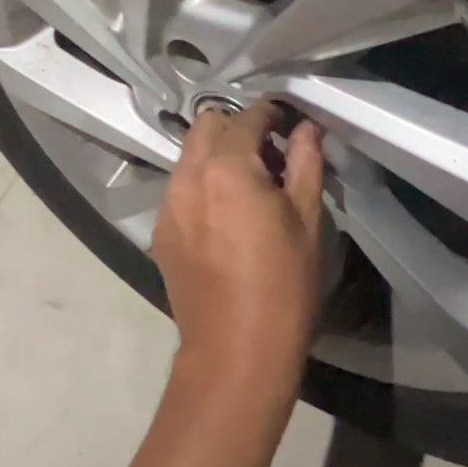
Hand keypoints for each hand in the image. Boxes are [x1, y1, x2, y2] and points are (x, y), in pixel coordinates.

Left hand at [150, 100, 325, 369]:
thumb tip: (306, 127)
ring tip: (246, 188)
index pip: (246, 117)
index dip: (270, 115)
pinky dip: (200, 185)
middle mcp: (188, 175)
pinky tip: (223, 217)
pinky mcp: (160, 229)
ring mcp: (168, 202)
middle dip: (237, 129)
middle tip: (267, 157)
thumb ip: (305, 162)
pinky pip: (179, 187)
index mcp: (226, 167)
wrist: (234, 351)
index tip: (288, 126)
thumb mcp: (306, 220)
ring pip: (189, 155)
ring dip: (216, 155)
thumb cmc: (282, 285)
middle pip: (207, 125)